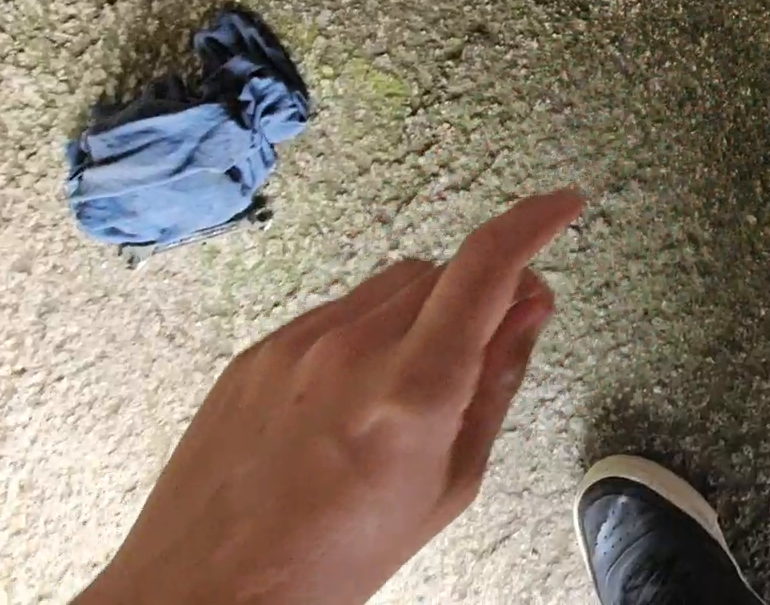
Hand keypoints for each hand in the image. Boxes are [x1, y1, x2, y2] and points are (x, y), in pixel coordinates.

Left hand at [75, 191, 583, 604]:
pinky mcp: (261, 349)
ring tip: (418, 371)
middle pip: (450, 271)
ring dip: (433, 304)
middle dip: (489, 288)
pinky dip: (378, 324)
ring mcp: (298, 344)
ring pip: (402, 281)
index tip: (566, 204)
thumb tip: (533, 305)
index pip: (488, 267)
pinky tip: (362, 384)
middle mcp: (353, 350)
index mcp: (414, 392)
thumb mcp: (454, 478)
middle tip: (501, 328)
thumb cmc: (341, 556)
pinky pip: (347, 306)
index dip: (536, 222)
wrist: (203, 600)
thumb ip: (500, 378)